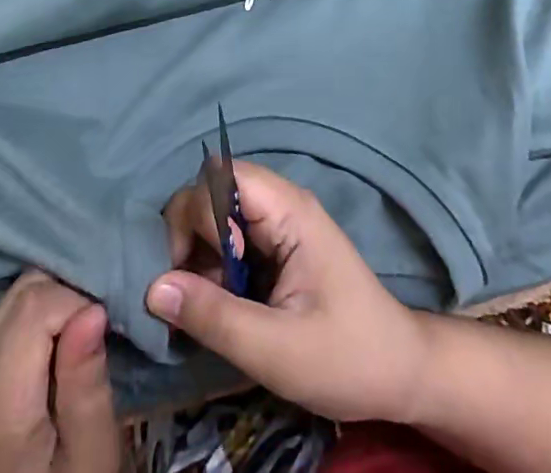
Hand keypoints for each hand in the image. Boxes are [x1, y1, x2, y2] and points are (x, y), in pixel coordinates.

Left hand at [0, 270, 120, 472]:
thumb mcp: (91, 454)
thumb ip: (87, 383)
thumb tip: (93, 310)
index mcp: (1, 402)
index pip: (36, 306)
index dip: (79, 304)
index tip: (106, 334)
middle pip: (22, 293)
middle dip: (69, 293)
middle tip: (102, 327)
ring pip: (14, 297)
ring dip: (56, 298)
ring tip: (87, 331)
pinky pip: (9, 316)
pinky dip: (42, 310)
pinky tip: (65, 338)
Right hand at [146, 161, 429, 422]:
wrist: (398, 373)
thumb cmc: (346, 358)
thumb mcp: (275, 350)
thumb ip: (213, 316)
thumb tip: (151, 287)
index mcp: (291, 212)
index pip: (223, 178)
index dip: (198, 216)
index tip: (199, 271)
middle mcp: (281, 207)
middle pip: (212, 192)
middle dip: (189, 237)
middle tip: (194, 292)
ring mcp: (278, 227)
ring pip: (214, 218)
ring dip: (197, 257)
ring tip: (210, 305)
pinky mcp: (273, 249)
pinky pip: (226, 241)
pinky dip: (210, 269)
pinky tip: (221, 305)